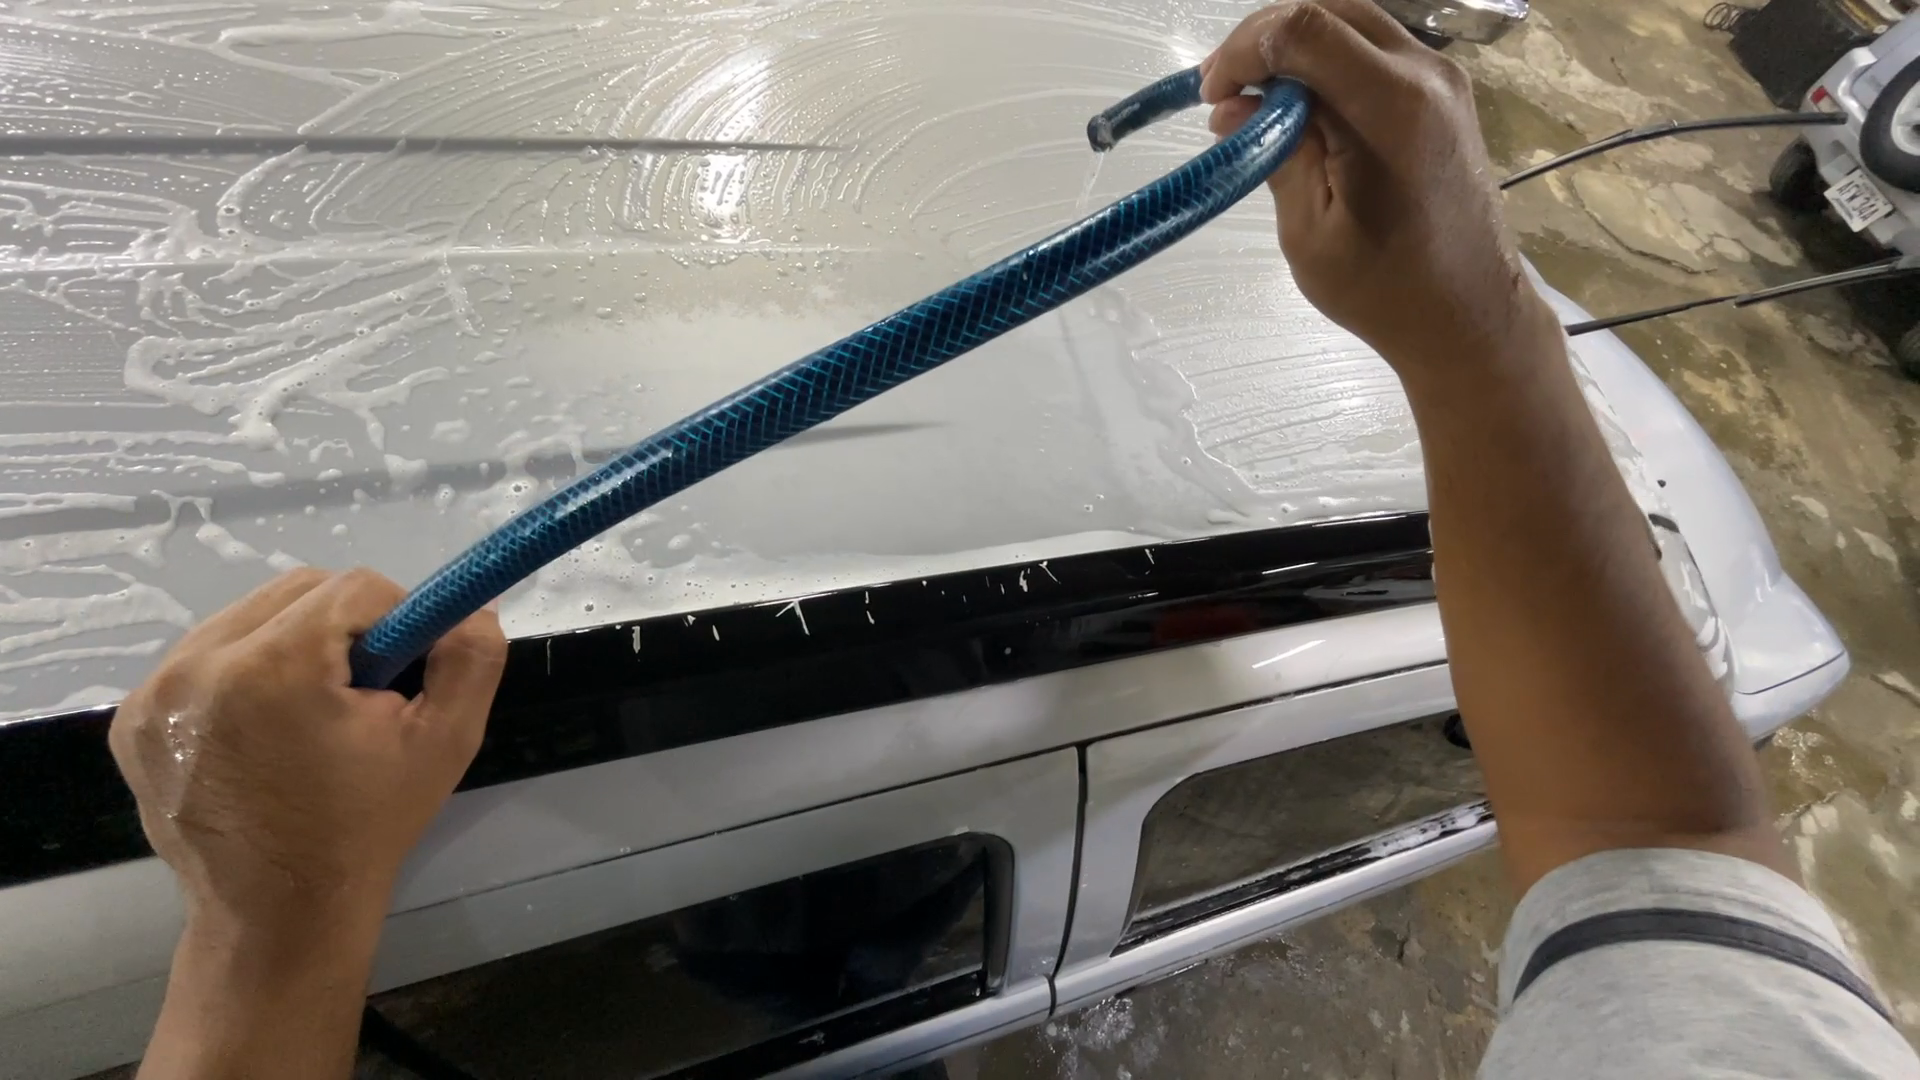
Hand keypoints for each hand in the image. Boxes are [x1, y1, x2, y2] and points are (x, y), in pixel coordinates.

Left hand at [110, 568, 506, 929]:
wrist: (280, 910)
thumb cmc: (370, 820)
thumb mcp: (449, 737)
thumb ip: (473, 658)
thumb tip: (472, 608)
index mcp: (268, 671)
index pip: (355, 587)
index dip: (402, 616)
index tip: (410, 669)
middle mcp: (193, 669)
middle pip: (301, 587)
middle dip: (354, 622)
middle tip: (375, 685)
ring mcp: (152, 693)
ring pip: (257, 611)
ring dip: (308, 636)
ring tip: (327, 703)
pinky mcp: (134, 716)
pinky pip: (217, 647)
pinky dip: (263, 660)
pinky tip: (281, 716)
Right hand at [1201, 0, 1553, 375]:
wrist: (1463, 310)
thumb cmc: (1379, 286)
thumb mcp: (1309, 231)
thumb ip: (1277, 154)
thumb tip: (1234, 108)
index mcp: (1390, 106)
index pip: (1305, 30)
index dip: (1243, 50)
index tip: (1209, 98)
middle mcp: (1424, 72)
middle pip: (1329, 8)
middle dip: (1262, 40)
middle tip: (1219, 95)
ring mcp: (1440, 79)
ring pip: (1352, 24)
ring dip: (1292, 51)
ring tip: (1249, 103)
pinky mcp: (1440, 96)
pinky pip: (1372, 53)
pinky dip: (1323, 66)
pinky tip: (1294, 112)